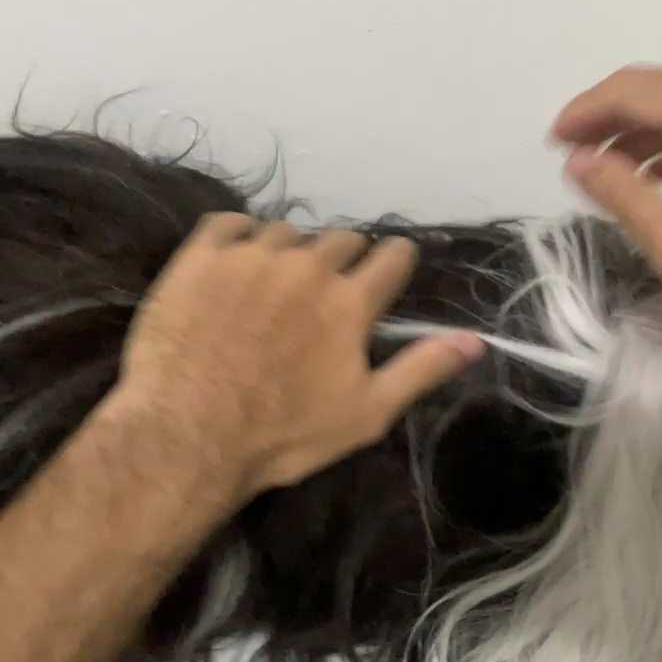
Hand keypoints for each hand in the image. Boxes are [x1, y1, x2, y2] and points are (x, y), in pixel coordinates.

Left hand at [104, 214, 482, 503]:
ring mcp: (252, 256)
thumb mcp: (368, 413)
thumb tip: (476, 340)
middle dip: (346, 260)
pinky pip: (230, 223)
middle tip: (328, 293)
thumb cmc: (283, 435)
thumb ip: (422, 368)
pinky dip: (240, 236)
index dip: (397, 263)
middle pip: (343, 239)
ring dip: (292, 253)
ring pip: (288, 232)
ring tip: (275, 286)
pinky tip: (236, 262)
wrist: (185, 438)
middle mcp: (307, 265)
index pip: (393, 257)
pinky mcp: (202, 256)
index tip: (390, 273)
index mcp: (350, 301)